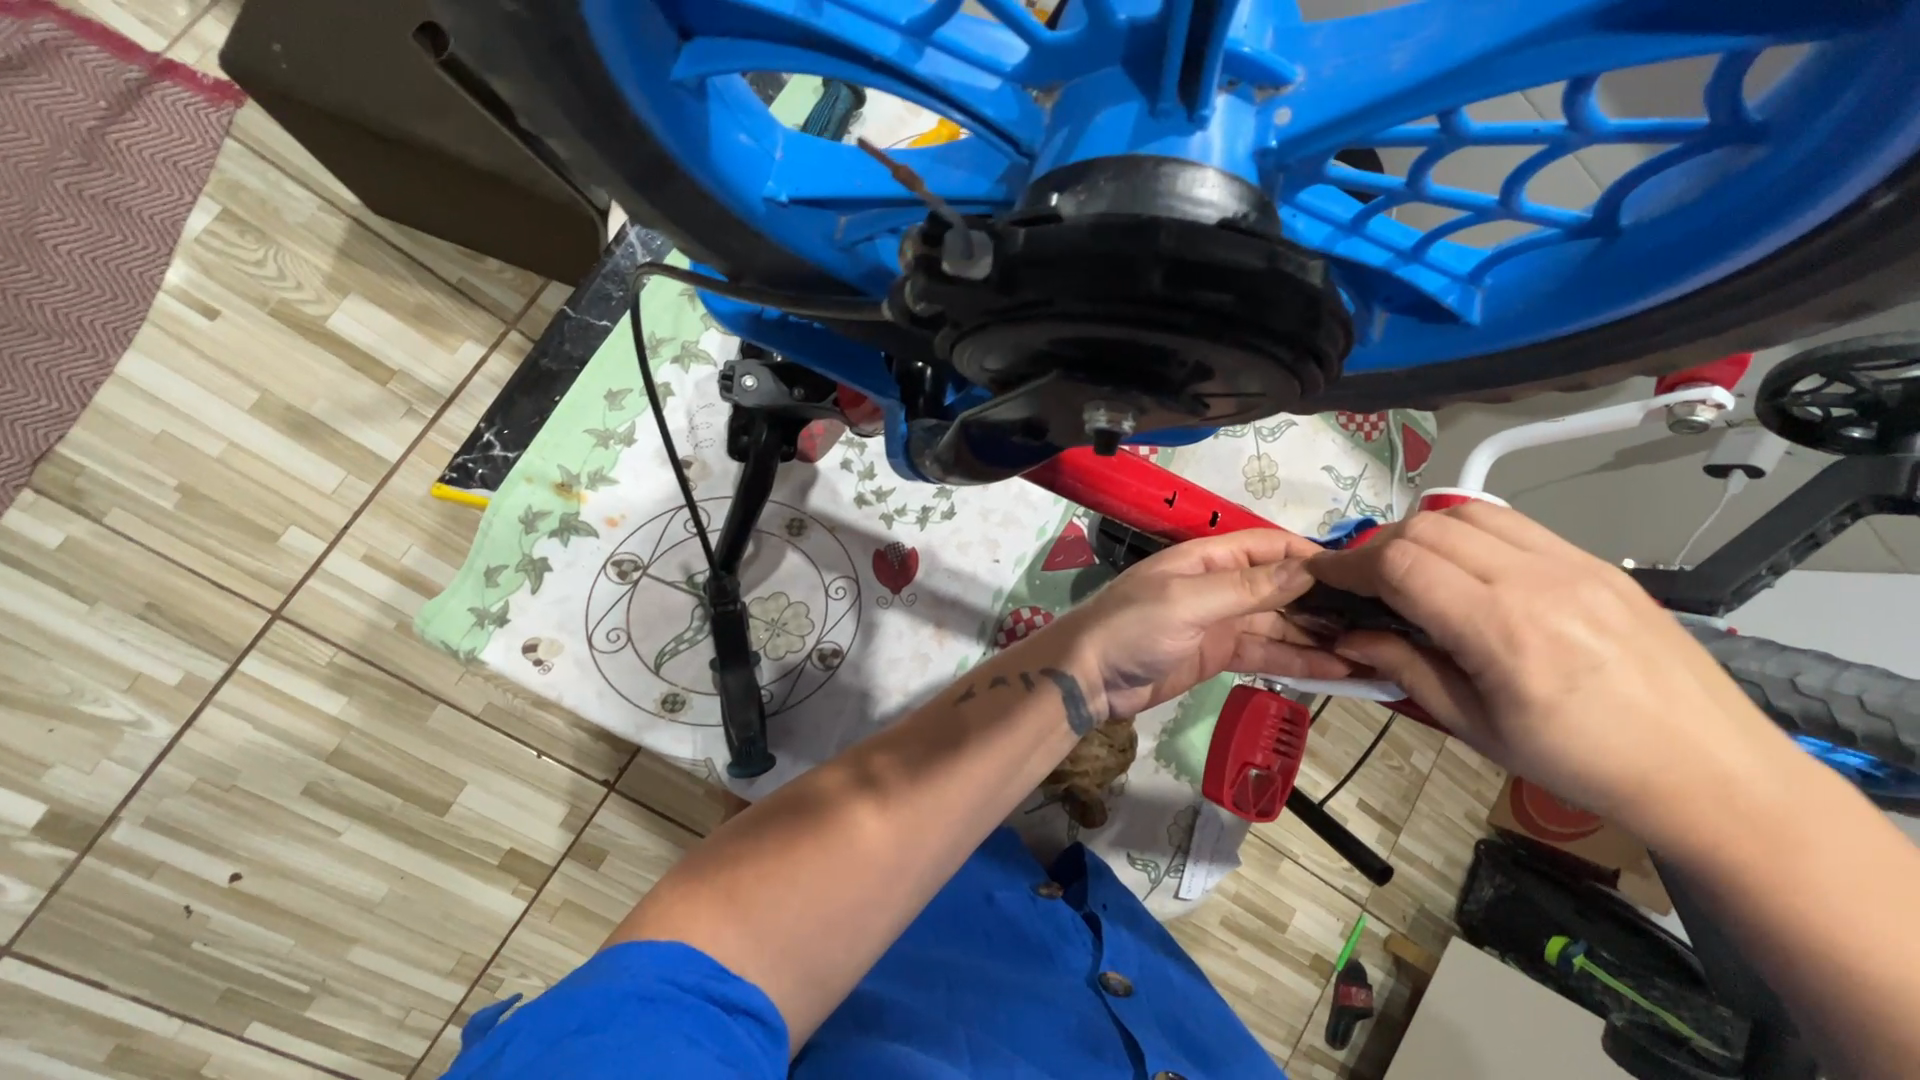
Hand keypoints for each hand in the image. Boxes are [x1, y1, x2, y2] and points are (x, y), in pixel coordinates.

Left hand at [1052, 529, 1350, 720]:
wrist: (1087, 680)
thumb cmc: (1132, 627)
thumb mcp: (1189, 602)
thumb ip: (1249, 587)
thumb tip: (1309, 568)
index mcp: (1209, 559)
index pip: (1270, 547)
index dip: (1312, 558)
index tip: (1361, 574)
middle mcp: (1220, 586)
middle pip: (1282, 589)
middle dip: (1326, 603)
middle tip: (1380, 620)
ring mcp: (1221, 622)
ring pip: (1281, 625)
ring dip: (1321, 637)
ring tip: (1373, 650)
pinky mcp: (1220, 655)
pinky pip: (1267, 653)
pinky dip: (1299, 662)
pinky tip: (1340, 671)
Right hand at [1306, 502, 1791, 839]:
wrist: (1709, 769)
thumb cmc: (1581, 763)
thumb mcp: (1476, 727)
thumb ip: (1404, 669)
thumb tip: (1347, 636)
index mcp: (1503, 631)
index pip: (1400, 564)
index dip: (1348, 565)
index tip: (1321, 577)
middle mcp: (1537, 580)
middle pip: (1426, 530)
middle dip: (1375, 548)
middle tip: (1357, 582)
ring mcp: (1574, 563)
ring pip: (1468, 514)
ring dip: (1420, 533)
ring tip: (1406, 570)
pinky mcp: (1596, 562)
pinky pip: (1513, 524)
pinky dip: (1467, 533)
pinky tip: (1462, 569)